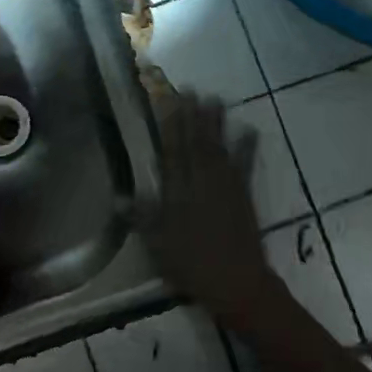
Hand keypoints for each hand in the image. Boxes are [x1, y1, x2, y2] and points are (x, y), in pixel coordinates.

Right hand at [144, 92, 281, 320]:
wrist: (236, 282)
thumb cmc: (192, 266)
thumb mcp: (158, 246)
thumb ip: (142, 218)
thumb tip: (121, 197)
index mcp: (178, 194)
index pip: (173, 152)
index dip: (172, 126)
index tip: (171, 102)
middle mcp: (202, 183)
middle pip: (196, 143)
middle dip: (193, 116)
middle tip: (193, 90)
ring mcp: (226, 187)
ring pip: (219, 148)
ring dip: (217, 123)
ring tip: (216, 99)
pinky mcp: (245, 196)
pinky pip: (245, 166)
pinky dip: (247, 148)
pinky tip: (250, 130)